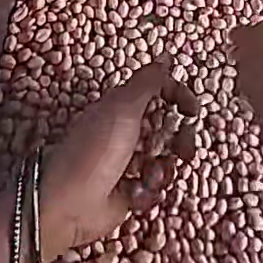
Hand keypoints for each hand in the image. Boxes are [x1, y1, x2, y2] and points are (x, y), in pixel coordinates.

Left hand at [38, 63, 199, 256]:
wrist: (69, 206)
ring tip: (149, 177)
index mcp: (124, 106)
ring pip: (166, 159)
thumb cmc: (94, 151)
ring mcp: (129, 162)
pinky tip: (135, 194)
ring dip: (163, 170)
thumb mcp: (124, 108)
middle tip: (182, 151)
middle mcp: (128, 131)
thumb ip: (148, 82)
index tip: (192, 110)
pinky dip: (148, 192)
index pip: (160, 92)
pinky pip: (155, 188)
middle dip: (180, 141)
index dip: (179, 98)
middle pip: (170, 128)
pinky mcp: (130, 191)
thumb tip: (166, 57)